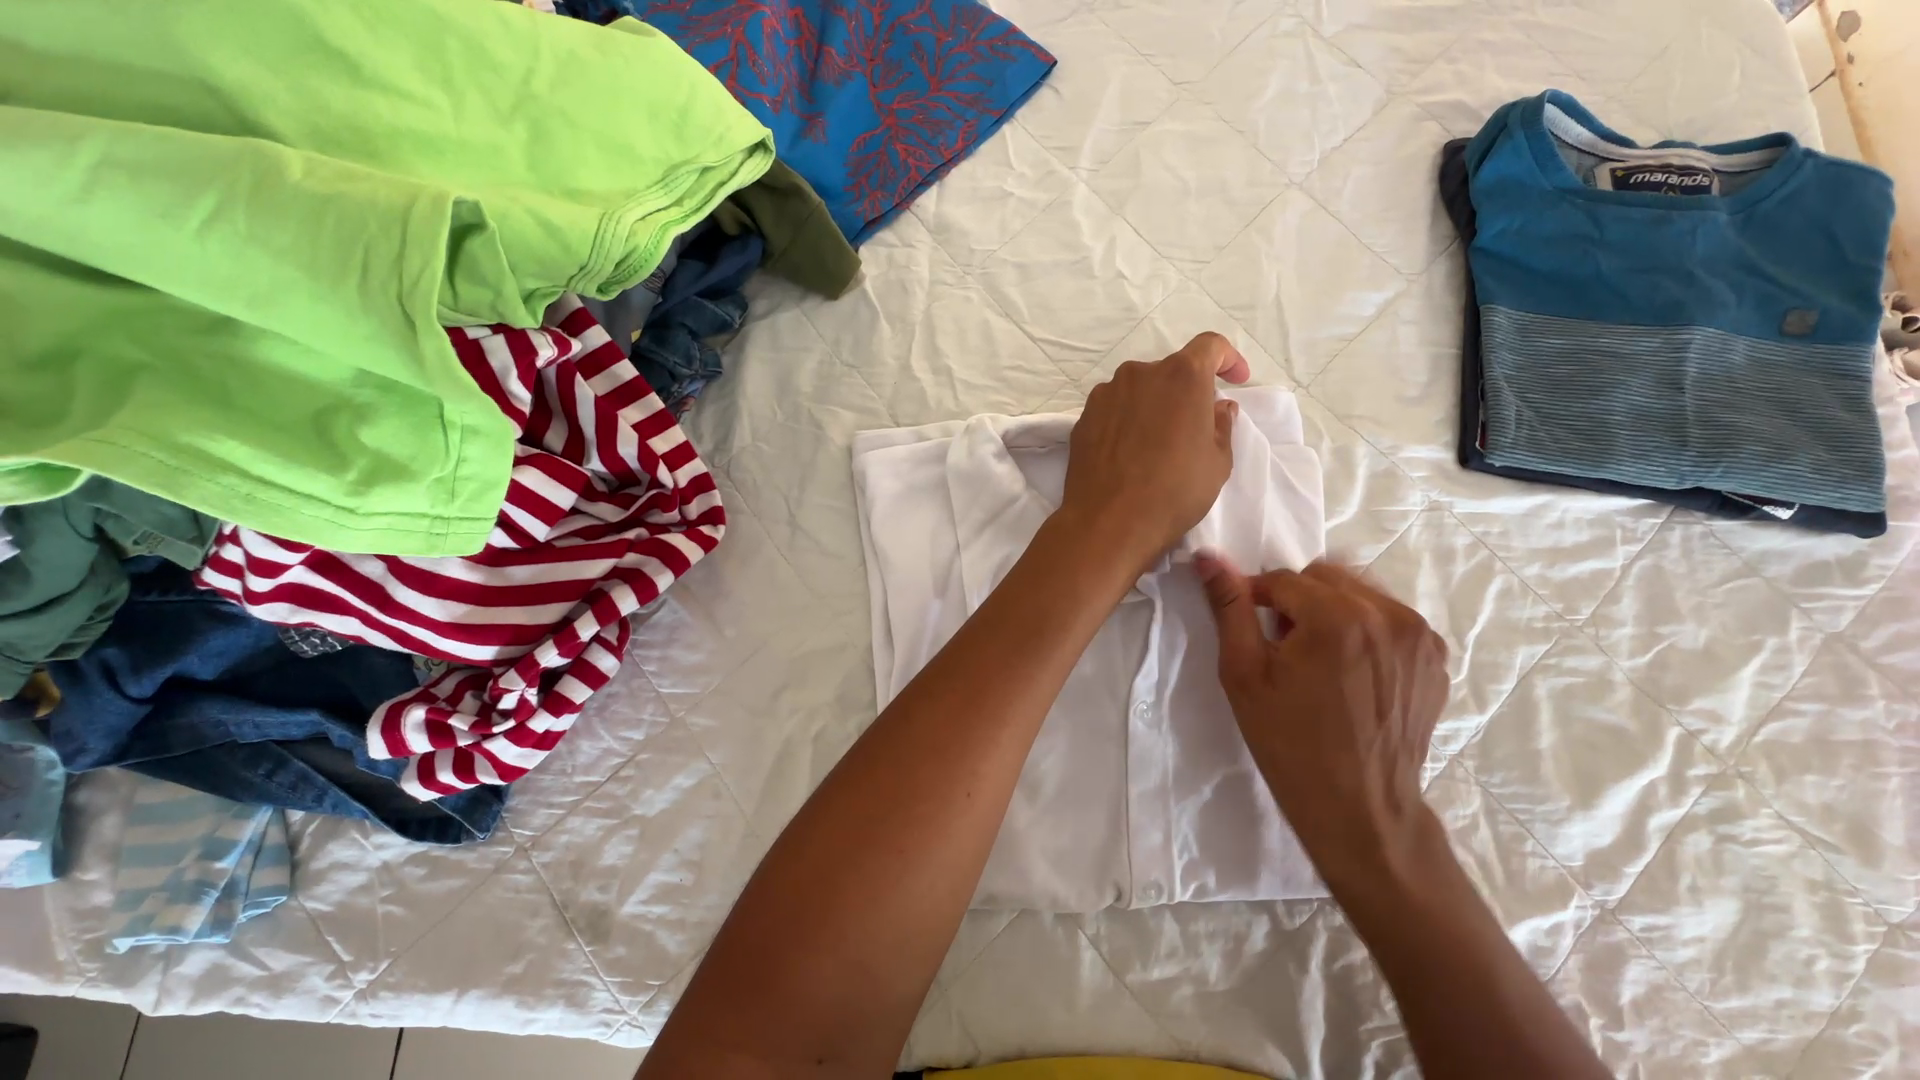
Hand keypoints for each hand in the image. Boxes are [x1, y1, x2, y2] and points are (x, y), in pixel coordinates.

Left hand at [1058, 332, 1250, 569]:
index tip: (1235, 380)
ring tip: (1159, 444)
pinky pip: (1115, 409)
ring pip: (1140, 390)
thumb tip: (1218, 407)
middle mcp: (1140, 373)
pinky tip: (1131, 453)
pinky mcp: (1083, 417)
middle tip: (1196, 426)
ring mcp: (1106, 393)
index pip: (1210, 346)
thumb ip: (1222, 426)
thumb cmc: (1174, 491)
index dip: (1228, 359)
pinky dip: (1128, 421)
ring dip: (1154, 406)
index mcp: (1182, 376)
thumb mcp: (1217, 462)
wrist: (1108, 523)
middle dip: (1187, 392)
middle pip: (1171, 371)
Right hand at [1197, 557, 1449, 891]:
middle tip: (1285, 651)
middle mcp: (1388, 614)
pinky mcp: (1436, 657)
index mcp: (1338, 616)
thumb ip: (1229, 607)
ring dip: (1333, 612)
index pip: (1283, 579)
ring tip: (1320, 662)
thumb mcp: (1244, 674)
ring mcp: (1419, 636)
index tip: (1251, 633)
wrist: (1359, 807)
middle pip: (1325, 577)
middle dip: (1298, 602)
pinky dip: (1366, 632)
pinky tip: (1352, 674)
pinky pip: (1390, 620)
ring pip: (1359, 594)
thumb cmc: (1289, 743)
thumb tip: (1209, 556)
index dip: (1257, 600)